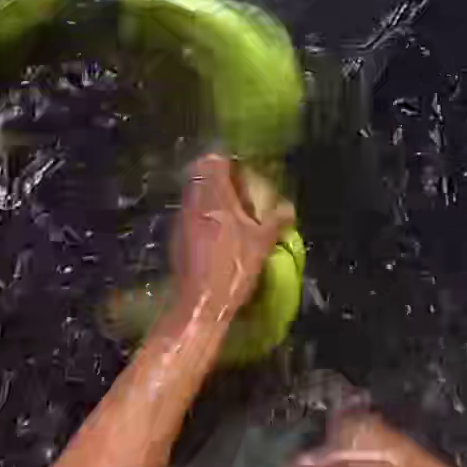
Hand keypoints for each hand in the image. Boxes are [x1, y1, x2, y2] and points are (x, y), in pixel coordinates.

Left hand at [170, 152, 293, 319]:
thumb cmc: (233, 267)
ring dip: (211, 195)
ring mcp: (181, 223)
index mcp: (215, 198)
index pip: (212, 162)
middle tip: (240, 185)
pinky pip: (191, 214)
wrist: (199, 307)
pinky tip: (220, 230)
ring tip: (233, 208)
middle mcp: (193, 205)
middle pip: (200, 176)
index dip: (227, 159)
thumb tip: (289, 208)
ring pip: (194, 195)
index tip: (243, 165)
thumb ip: (276, 220)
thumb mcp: (263, 242)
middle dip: (219, 176)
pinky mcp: (177, 240)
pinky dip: (204, 214)